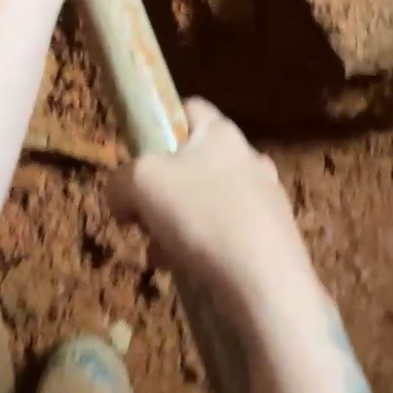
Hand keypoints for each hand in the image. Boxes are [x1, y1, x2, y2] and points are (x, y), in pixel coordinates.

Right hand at [108, 99, 320, 315]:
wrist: (266, 284)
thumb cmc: (202, 216)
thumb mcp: (141, 183)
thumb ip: (120, 181)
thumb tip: (121, 196)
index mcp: (221, 132)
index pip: (187, 108)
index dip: (158, 126)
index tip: (139, 159)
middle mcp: (248, 157)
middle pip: (192, 162)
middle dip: (161, 192)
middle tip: (142, 219)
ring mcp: (265, 198)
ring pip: (206, 202)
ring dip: (176, 226)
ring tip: (160, 256)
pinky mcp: (272, 236)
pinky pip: (225, 233)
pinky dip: (202, 249)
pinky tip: (187, 272)